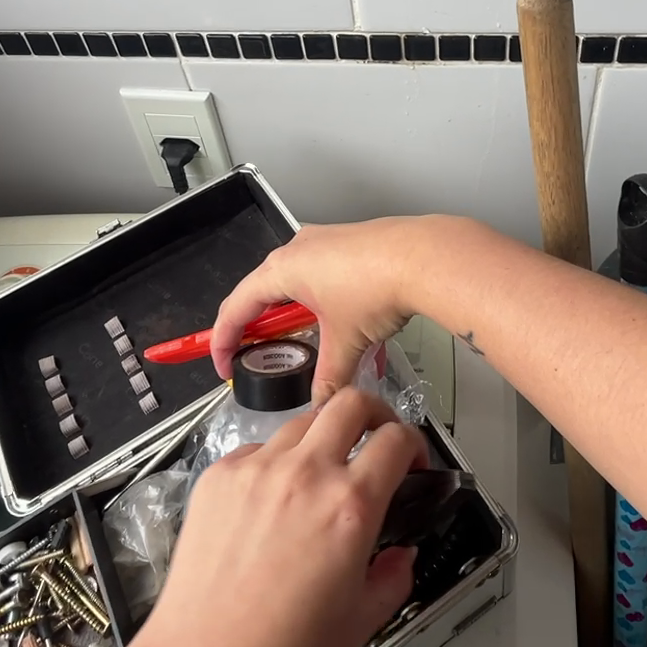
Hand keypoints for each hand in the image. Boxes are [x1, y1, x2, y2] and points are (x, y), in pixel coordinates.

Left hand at [115, 389, 430, 646]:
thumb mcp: (360, 621)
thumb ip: (393, 577)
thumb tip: (401, 555)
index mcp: (349, 507)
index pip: (397, 438)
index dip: (414, 444)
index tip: (411, 458)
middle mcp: (305, 475)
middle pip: (351, 401)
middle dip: (374, 413)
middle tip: (376, 436)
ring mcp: (258, 469)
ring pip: (304, 419)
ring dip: (323, 436)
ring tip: (321, 472)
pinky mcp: (220, 475)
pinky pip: (258, 448)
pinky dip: (275, 462)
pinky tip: (273, 498)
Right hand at [215, 217, 474, 401]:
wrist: (423, 255)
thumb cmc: (373, 292)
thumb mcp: (346, 343)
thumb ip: (328, 379)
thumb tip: (320, 406)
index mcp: (281, 269)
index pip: (236, 307)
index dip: (223, 341)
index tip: (224, 368)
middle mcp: (296, 248)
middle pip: (262, 290)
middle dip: (258, 326)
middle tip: (257, 356)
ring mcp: (324, 239)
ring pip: (294, 280)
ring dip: (293, 313)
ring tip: (303, 342)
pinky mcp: (349, 240)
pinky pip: (321, 272)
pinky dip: (321, 300)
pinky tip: (342, 322)